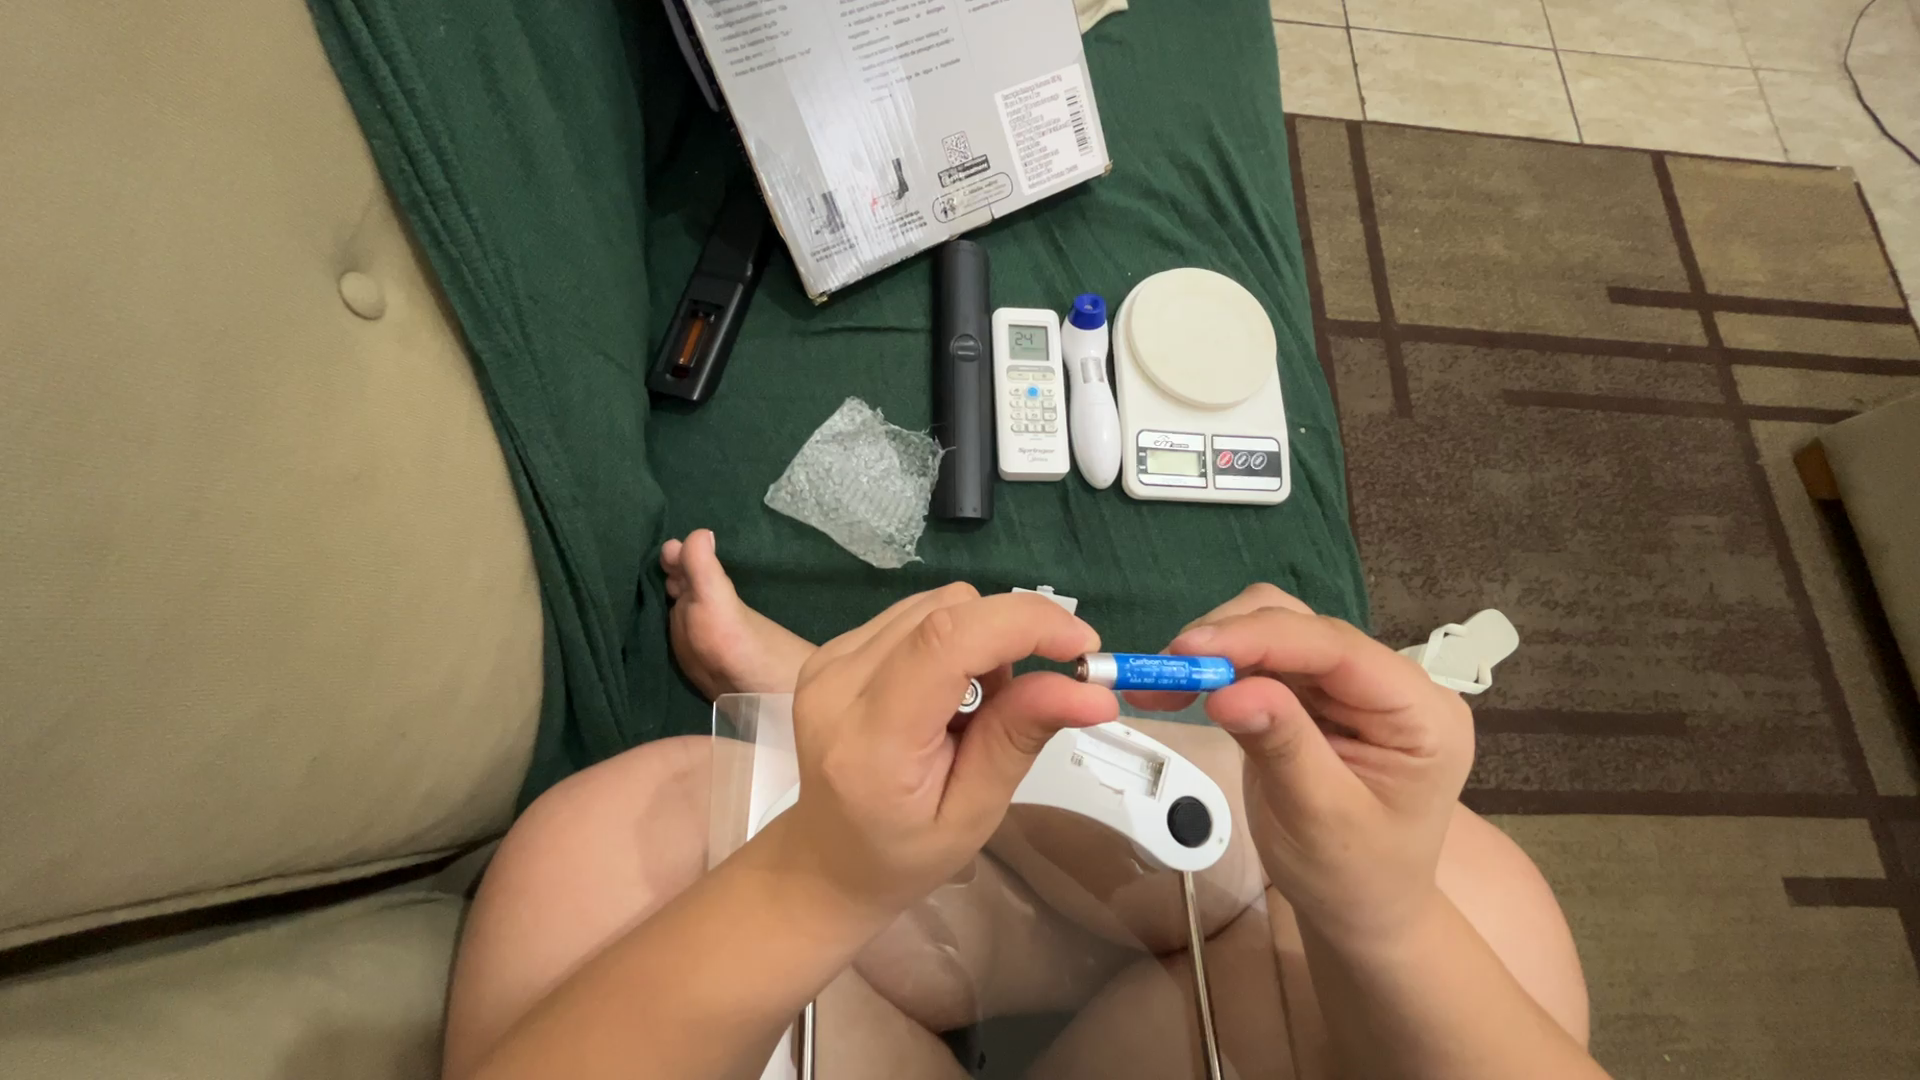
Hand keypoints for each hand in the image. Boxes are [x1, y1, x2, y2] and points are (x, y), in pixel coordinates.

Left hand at [775, 584, 1117, 917]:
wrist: (827, 857)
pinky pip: (915, 614)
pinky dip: (954, 639)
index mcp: (871, 742)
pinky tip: (948, 690)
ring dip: (982, 639)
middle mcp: (838, 684)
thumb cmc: (903, 854)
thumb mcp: (974, 813)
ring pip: (936, 604)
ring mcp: (828, 659)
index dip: (1024, 624)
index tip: (1082, 647)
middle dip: (1012, 636)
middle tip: (1029, 695)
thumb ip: (1019, 739)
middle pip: (947, 611)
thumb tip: (1093, 691)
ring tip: (978, 704)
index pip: (946, 643)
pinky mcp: (832, 649)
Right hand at [1146, 585, 1473, 944]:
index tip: (1188, 650)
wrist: (1355, 906)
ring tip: (1164, 684)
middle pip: (1299, 625)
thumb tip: (1225, 691)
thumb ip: (1281, 744)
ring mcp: (1345, 684)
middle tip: (1165, 673)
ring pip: (1270, 629)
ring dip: (1214, 650)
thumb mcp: (1320, 817)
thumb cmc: (1352, 874)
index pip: (1336, 647)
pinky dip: (1213, 667)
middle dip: (1228, 641)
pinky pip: (1255, 658)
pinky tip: (1179, 689)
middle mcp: (1385, 682)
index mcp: (1419, 711)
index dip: (1260, 637)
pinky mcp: (1309, 691)